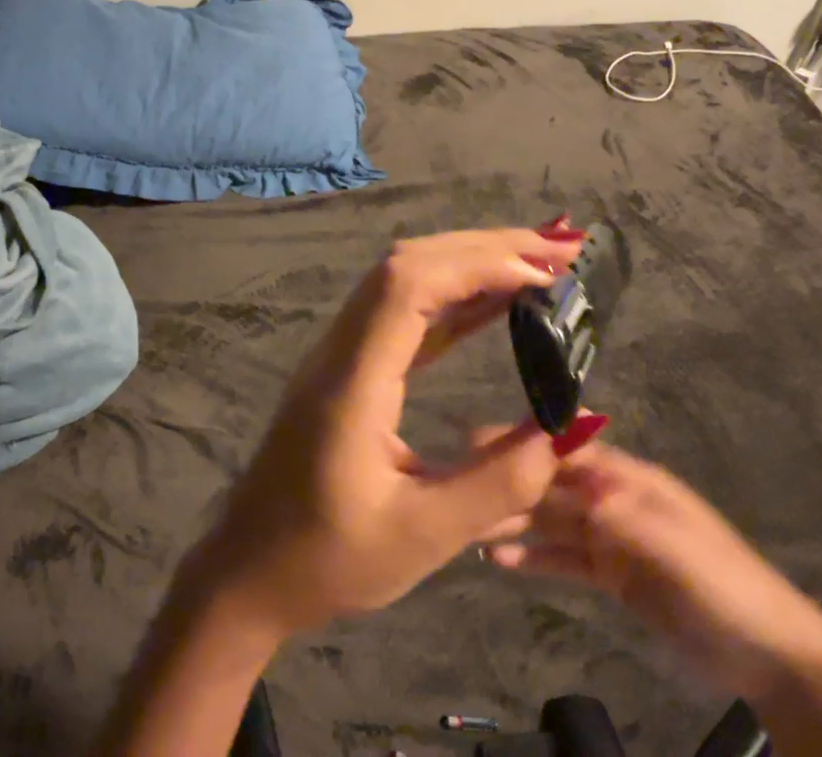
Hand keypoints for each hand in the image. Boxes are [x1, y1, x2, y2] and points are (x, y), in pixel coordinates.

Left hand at [179, 228, 591, 638]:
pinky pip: (401, 318)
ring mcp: (338, 361)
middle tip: (563, 252)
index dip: (477, 265)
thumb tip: (571, 427)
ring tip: (543, 266)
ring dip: (469, 266)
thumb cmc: (327, 560)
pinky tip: (497, 304)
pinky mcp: (346, 376)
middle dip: (483, 249)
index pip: (406, 287)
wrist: (250, 571)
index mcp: (350, 384)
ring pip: (401, 284)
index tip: (546, 275)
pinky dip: (452, 302)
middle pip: (405, 267)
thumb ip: (500, 482)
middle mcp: (338, 355)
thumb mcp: (423, 535)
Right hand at [489, 441, 821, 697]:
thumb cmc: (722, 588)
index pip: (568, 450)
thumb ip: (618, 513)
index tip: (473, 441)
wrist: (769, 655)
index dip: (524, 444)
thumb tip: (564, 481)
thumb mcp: (672, 548)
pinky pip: (562, 558)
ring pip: (550, 522)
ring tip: (465, 526)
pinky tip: (498, 560)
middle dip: (508, 484)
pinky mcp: (611, 575)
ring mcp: (612, 539)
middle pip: (551, 486)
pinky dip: (532, 556)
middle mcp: (616, 502)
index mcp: (633, 483)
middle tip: (454, 488)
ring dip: (512, 521)